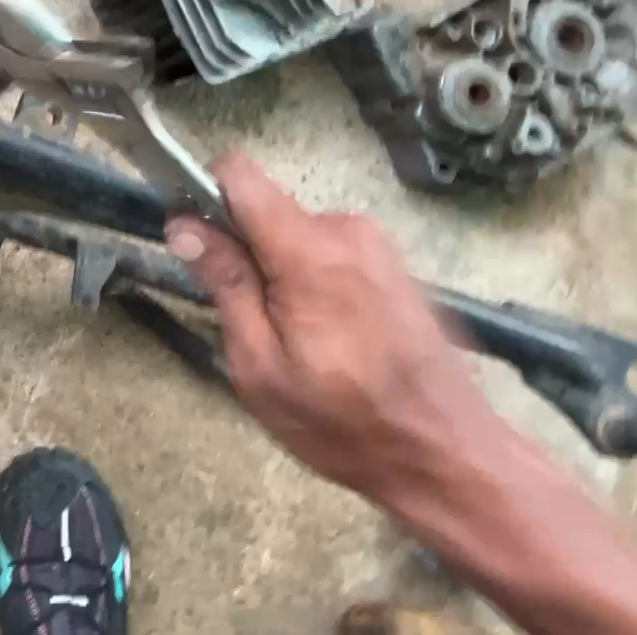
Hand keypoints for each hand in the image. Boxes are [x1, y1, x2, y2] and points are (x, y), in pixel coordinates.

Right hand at [167, 153, 503, 503]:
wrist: (452, 460)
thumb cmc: (344, 423)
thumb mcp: (261, 366)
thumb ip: (225, 284)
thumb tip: (183, 225)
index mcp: (310, 251)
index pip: (239, 175)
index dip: (204, 195)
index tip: (195, 242)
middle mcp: (346, 230)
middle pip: (262, 208)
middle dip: (241, 250)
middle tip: (247, 317)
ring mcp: (376, 245)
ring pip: (291, 231)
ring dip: (274, 268)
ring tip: (290, 334)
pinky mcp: (391, 263)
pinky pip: (323, 248)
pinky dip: (306, 276)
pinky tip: (325, 333)